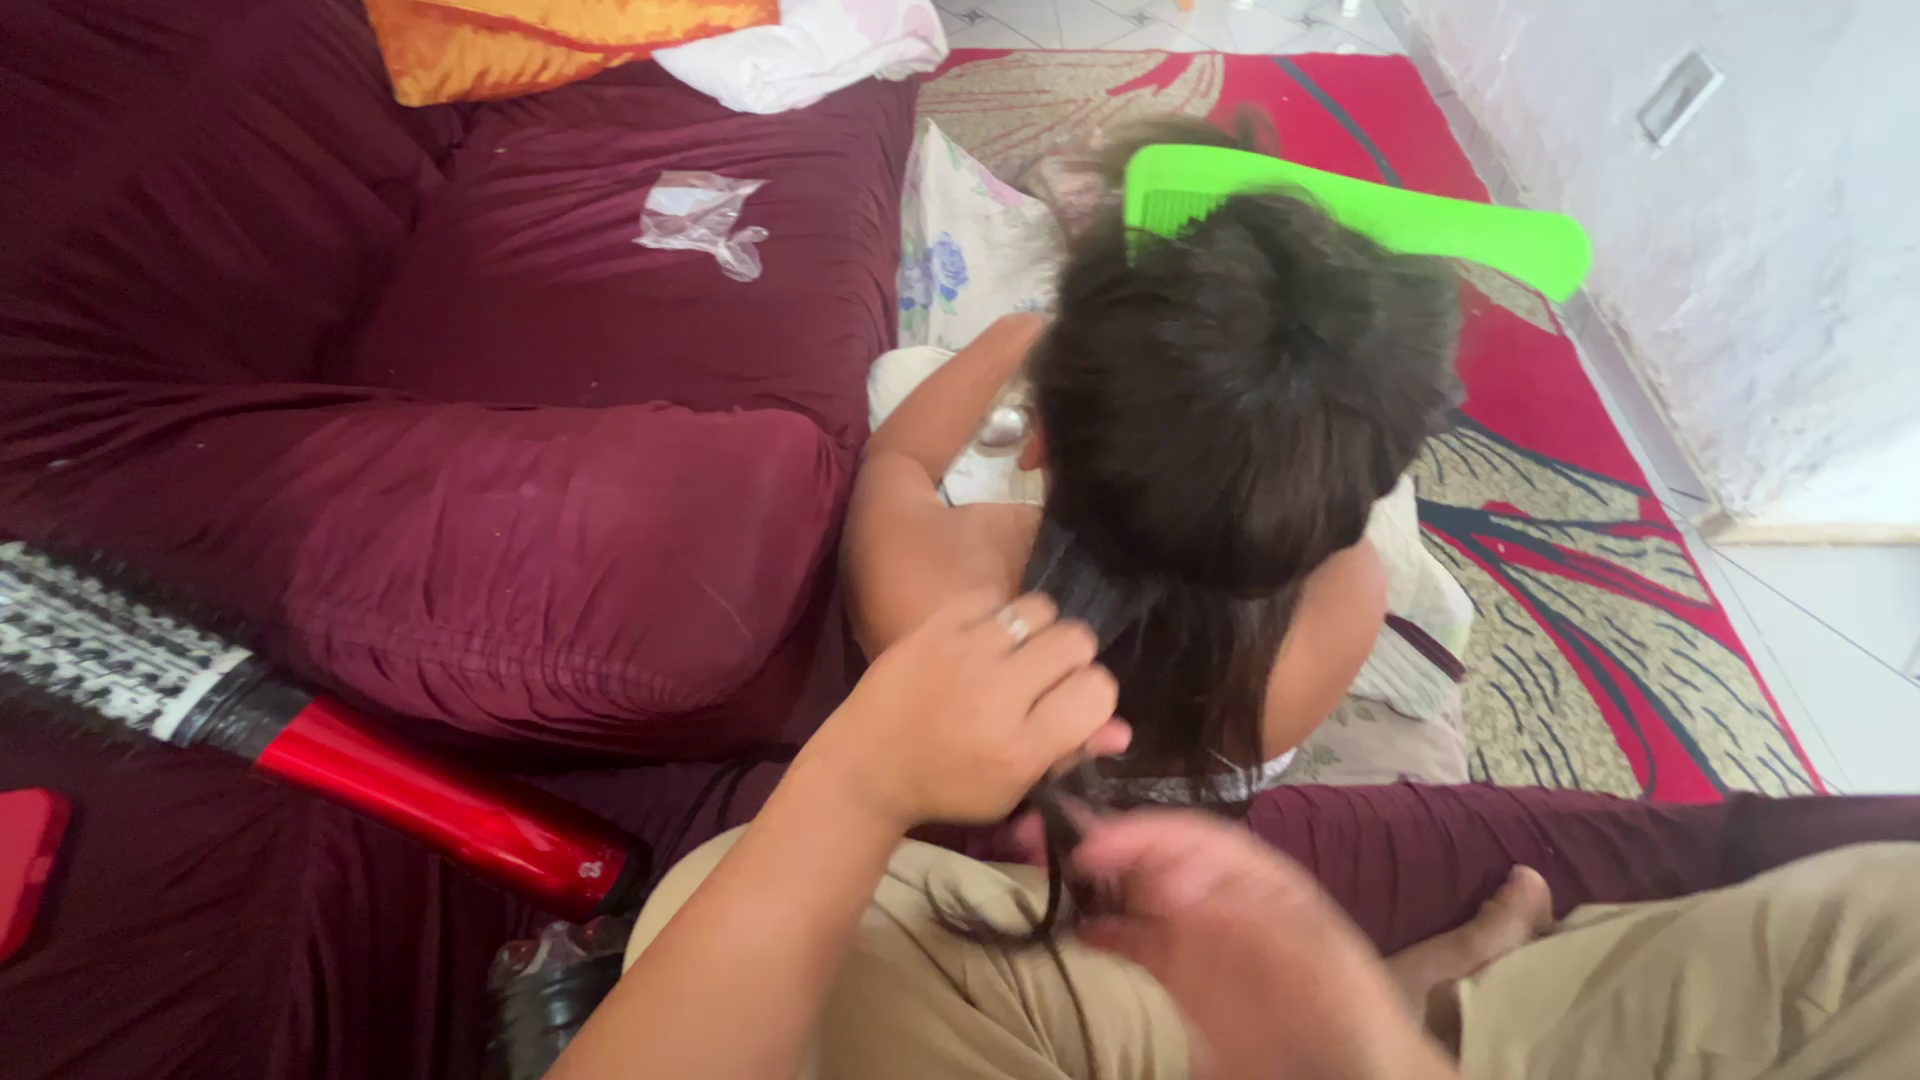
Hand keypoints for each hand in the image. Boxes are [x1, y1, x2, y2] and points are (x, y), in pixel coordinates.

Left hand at [801, 591, 1128, 830]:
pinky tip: (983, 637)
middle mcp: (998, 695)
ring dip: (1038, 630)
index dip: (1094, 694)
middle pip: (1075, 641)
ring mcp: (964, 654)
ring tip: (1018, 651)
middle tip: (1046, 674)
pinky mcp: (934, 627)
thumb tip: (1123, 728)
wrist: (866, 765)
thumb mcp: (1012, 789)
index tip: (1073, 702)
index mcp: (1022, 747)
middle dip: (1072, 657)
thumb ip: (1069, 755)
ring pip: (1039, 609)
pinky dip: (996, 614)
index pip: (1097, 692)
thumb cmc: (948, 786)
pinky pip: (993, 596)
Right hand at [1071, 810, 1456, 1079]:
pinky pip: (1132, 941)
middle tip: (1042, 834)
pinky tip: (1073, 928)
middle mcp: (1215, 894)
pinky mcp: (1178, 974)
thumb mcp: (1313, 958)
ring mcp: (1194, 933)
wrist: (1355, 1079)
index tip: (1095, 848)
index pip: (1189, 838)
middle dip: (1101, 839)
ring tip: (1040, 863)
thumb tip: (1171, 886)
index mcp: (1252, 877)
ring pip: (1133, 890)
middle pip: (1151, 853)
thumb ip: (1245, 915)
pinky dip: (1100, 930)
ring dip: (1091, 876)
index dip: (1141, 836)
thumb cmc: (1349, 1016)